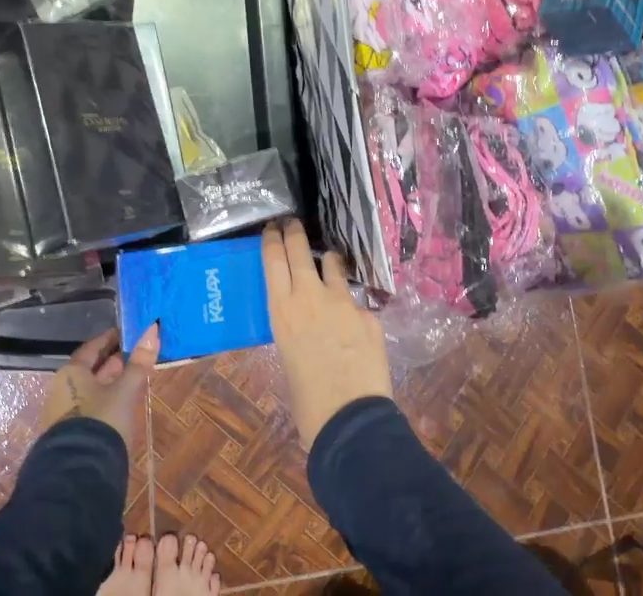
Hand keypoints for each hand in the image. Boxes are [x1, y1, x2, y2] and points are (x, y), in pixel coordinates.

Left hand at [39, 326, 158, 450]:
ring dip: (109, 381)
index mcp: (71, 373)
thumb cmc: (102, 421)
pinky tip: (120, 403)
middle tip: (134, 353)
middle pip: (89, 369)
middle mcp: (62, 388)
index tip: (125, 334)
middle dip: (111, 361)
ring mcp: (63, 412)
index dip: (108, 340)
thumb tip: (153, 328)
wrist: (80, 472)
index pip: (91, 348)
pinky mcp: (69, 432)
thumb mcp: (125, 391)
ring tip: (132, 377)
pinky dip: (104, 399)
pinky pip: (88, 406)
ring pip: (89, 389)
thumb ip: (139, 363)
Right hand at [262, 219, 391, 450]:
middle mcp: (310, 296)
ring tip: (328, 265)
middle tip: (293, 224)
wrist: (350, 419)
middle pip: (300, 249)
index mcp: (282, 311)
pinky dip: (352, 306)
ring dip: (328, 262)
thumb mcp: (288, 357)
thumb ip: (296, 330)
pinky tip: (354, 325)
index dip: (273, 238)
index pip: (274, 259)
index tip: (273, 228)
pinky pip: (357, 301)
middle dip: (295, 232)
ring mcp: (343, 302)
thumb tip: (306, 324)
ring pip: (332, 265)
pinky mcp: (369, 314)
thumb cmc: (307, 400)